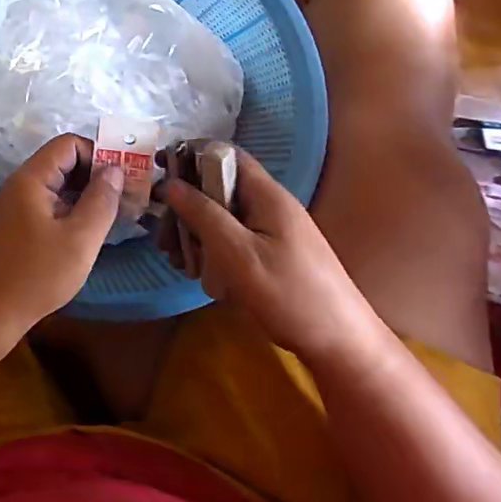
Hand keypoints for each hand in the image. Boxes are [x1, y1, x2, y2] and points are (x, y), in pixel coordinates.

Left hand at [0, 134, 123, 337]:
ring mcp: (22, 200)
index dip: (99, 154)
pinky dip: (77, 204)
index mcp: (31, 178)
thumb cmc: (39, 273)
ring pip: (61, 180)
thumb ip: (100, 200)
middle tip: (131, 193)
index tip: (126, 176)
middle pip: (64, 160)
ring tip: (122, 208)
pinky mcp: (25, 218)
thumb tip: (114, 169)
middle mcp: (23, 182)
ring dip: (90, 189)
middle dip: (98, 171)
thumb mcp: (80, 238)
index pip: (68, 145)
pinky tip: (99, 222)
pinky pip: (55, 199)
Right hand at [157, 150, 384, 363]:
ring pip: (218, 214)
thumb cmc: (290, 295)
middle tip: (161, 231)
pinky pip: (229, 237)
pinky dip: (207, 247)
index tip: (157, 168)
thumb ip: (202, 212)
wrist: (343, 347)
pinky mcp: (269, 253)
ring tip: (174, 258)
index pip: (224, 154)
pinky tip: (195, 270)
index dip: (188, 154)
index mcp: (267, 196)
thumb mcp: (237, 252)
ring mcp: (271, 231)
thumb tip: (169, 182)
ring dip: (190, 230)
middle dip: (183, 203)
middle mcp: (269, 206)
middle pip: (215, 186)